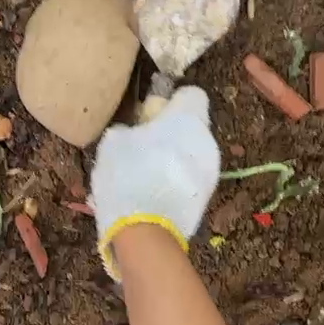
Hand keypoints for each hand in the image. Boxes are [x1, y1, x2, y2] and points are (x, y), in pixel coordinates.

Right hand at [89, 86, 220, 278]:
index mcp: (187, 117)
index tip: (150, 119)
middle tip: (143, 151)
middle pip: (191, 128)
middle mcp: (207, 139)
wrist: (145, 230)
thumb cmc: (128, 176)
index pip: (190, 95)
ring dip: (174, 161)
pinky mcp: (206, 198)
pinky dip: (175, 185)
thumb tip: (131, 132)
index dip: (170, 104)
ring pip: (192, 156)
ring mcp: (211, 171)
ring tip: (146, 180)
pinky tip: (153, 199)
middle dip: (171, 135)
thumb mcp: (112, 144)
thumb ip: (127, 130)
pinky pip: (190, 181)